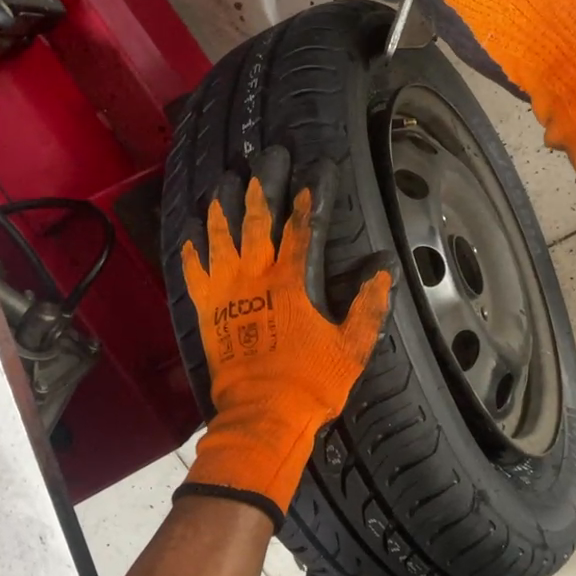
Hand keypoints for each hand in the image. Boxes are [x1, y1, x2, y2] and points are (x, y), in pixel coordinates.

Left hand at [177, 149, 393, 525]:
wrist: (261, 417)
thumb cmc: (311, 382)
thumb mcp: (353, 347)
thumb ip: (369, 305)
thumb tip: (384, 266)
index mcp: (294, 283)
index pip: (305, 228)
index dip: (311, 196)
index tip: (317, 169)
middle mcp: (257, 278)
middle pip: (258, 221)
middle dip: (263, 186)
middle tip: (266, 158)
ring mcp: (227, 292)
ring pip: (221, 238)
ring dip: (223, 206)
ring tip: (224, 179)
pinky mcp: (207, 311)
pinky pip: (195, 272)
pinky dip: (192, 250)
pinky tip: (191, 231)